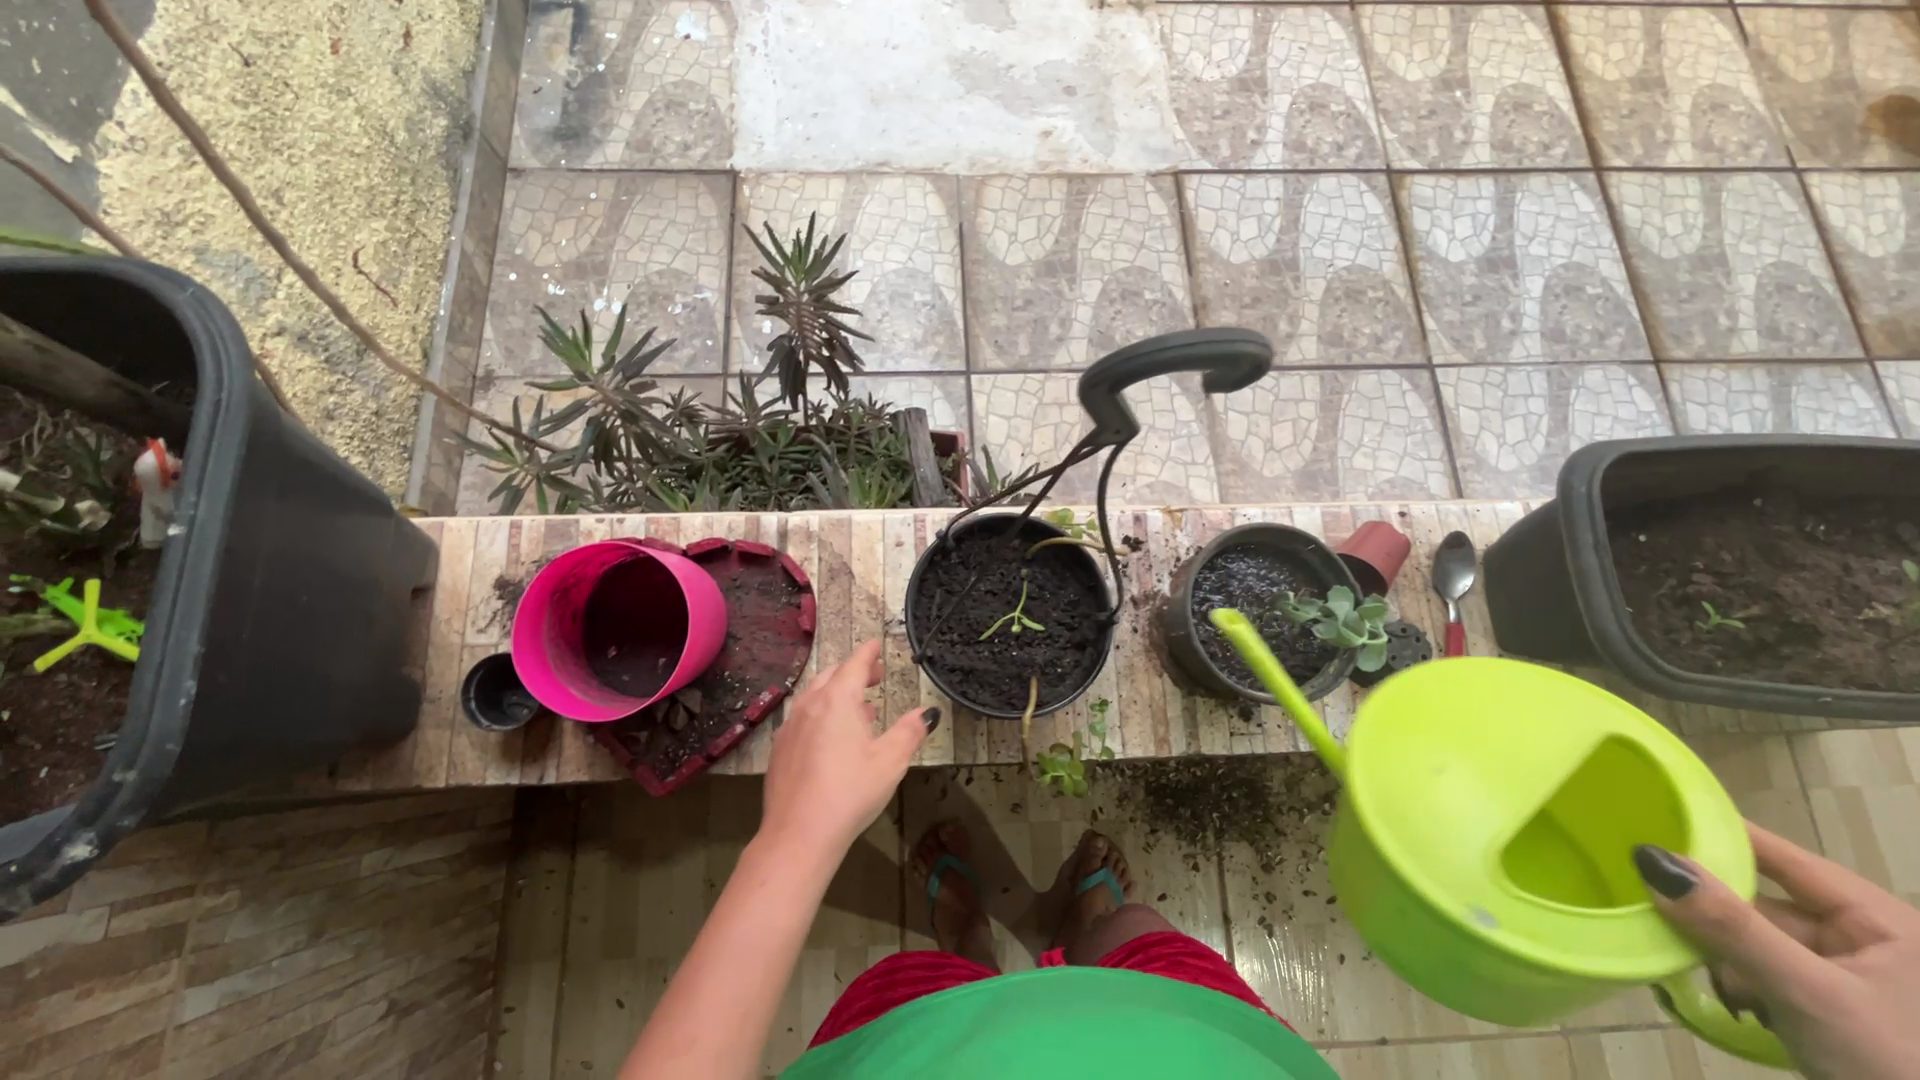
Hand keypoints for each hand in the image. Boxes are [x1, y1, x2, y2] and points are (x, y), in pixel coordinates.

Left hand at [762, 640, 933, 856]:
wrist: (798, 833)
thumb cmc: (850, 792)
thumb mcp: (890, 761)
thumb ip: (910, 731)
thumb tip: (927, 712)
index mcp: (837, 700)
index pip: (854, 664)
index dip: (868, 653)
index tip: (876, 644)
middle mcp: (810, 705)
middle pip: (832, 676)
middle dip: (854, 671)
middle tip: (875, 676)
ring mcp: (790, 727)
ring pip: (814, 696)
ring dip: (837, 693)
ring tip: (859, 708)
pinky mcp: (780, 750)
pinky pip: (803, 718)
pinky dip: (821, 713)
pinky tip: (832, 737)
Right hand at [1635, 824, 1919, 1079]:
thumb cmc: (1895, 1062)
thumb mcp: (1808, 994)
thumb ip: (1731, 926)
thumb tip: (1650, 858)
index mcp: (1880, 918)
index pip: (1782, 855)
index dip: (1720, 834)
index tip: (1651, 818)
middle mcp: (1866, 937)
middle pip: (1762, 900)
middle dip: (1713, 913)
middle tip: (1657, 912)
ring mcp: (1850, 976)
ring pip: (1757, 940)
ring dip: (1723, 956)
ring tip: (1700, 974)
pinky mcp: (1833, 1008)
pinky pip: (1767, 973)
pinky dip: (1740, 983)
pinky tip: (1732, 1003)